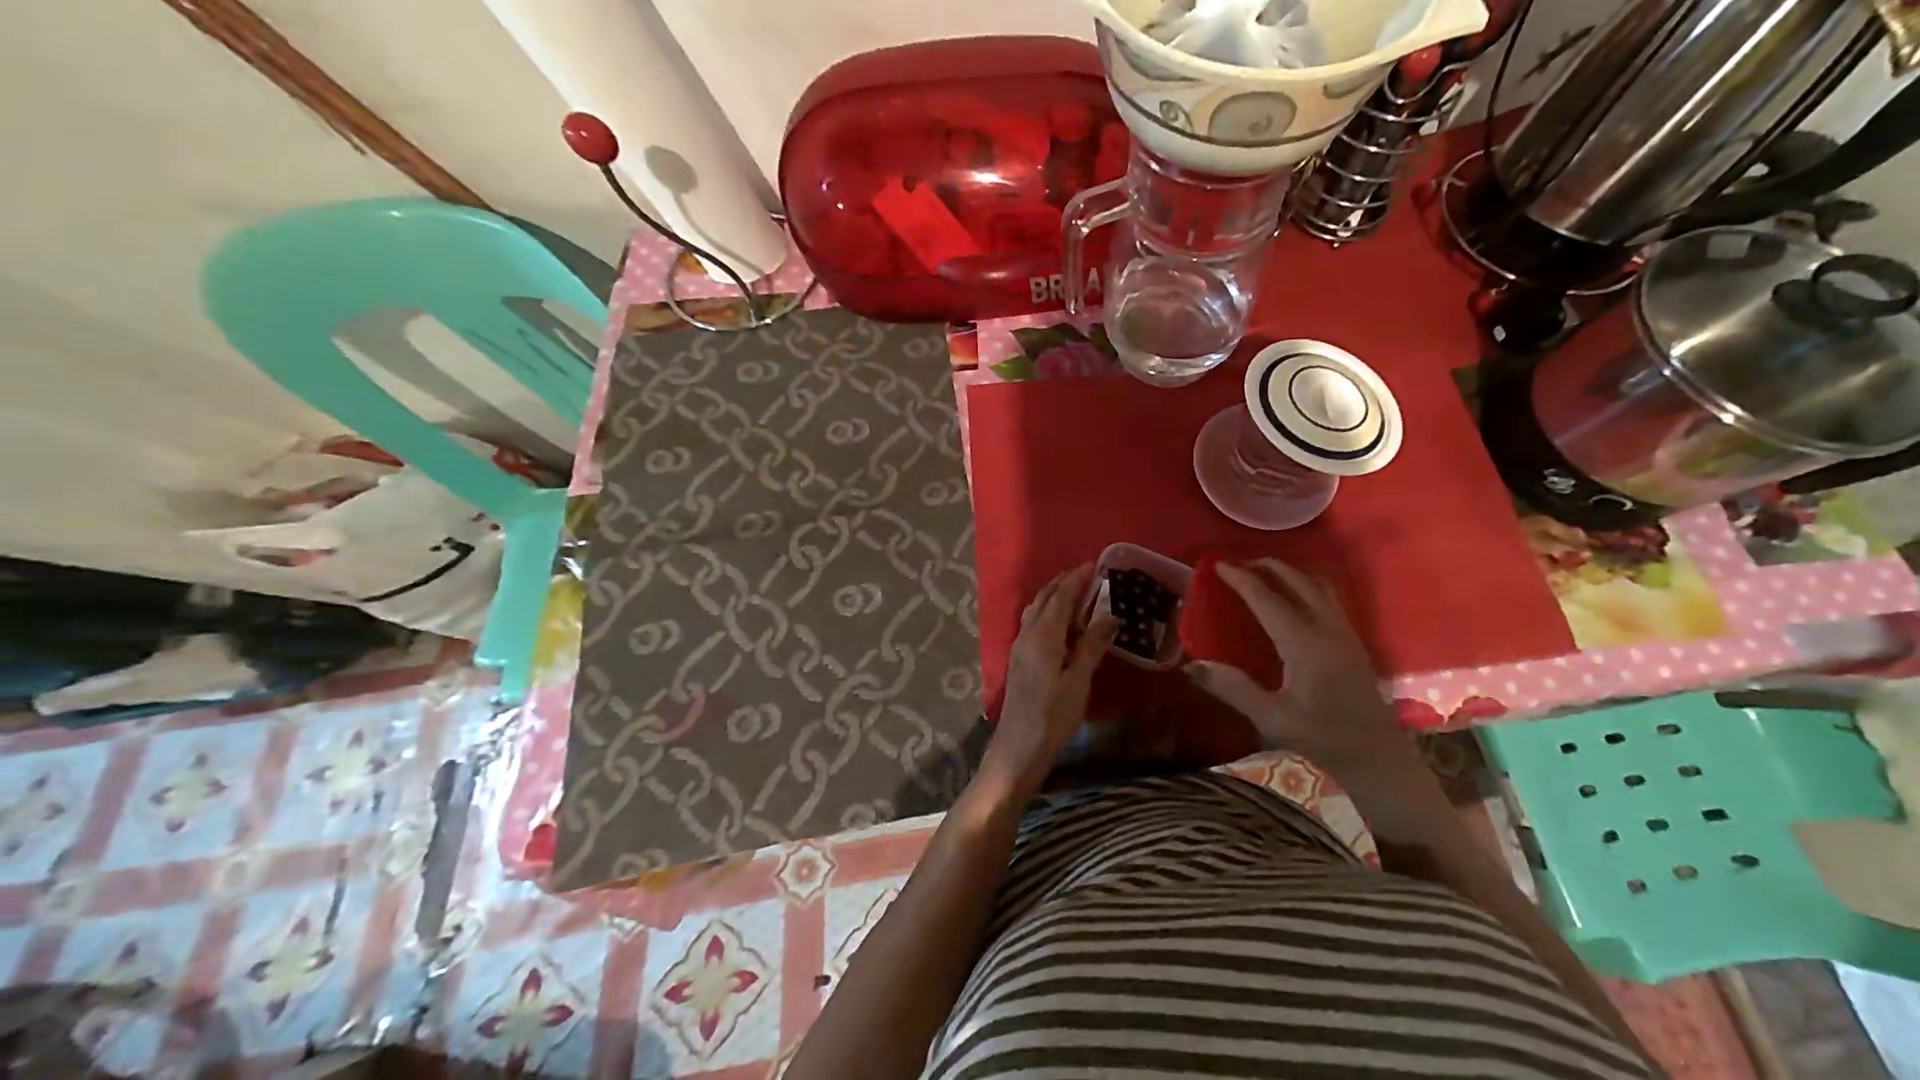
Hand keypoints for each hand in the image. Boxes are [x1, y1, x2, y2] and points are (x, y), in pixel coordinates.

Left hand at [981, 563, 1114, 799]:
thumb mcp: (1079, 680)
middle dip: (1063, 583)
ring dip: (1053, 597)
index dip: (1076, 579)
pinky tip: (1059, 623)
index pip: (1060, 597)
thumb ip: (1091, 645)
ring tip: (1074, 592)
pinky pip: (1033, 624)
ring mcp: (1019, 647)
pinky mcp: (1019, 660)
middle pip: (1044, 599)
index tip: (1092, 565)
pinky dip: (1047, 613)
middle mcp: (1027, 635)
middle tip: (1085, 573)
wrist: (1019, 745)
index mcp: (1043, 635)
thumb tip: (1109, 615)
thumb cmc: (1053, 714)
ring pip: (1035, 611)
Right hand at [1184, 559, 1410, 772]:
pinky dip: (1305, 586)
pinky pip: (1329, 599)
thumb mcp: (1271, 719)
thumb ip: (1232, 688)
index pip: (1268, 599)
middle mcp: (1328, 630)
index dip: (1241, 579)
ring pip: (1319, 586)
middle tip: (1238, 564)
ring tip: (1264, 575)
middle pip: (1298, 581)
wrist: (1377, 759)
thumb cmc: (1322, 740)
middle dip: (1268, 567)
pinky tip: (1292, 600)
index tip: (1217, 565)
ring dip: (1290, 573)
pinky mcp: (1353, 643)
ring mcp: (1346, 634)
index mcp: (1305, 644)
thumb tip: (1191, 665)